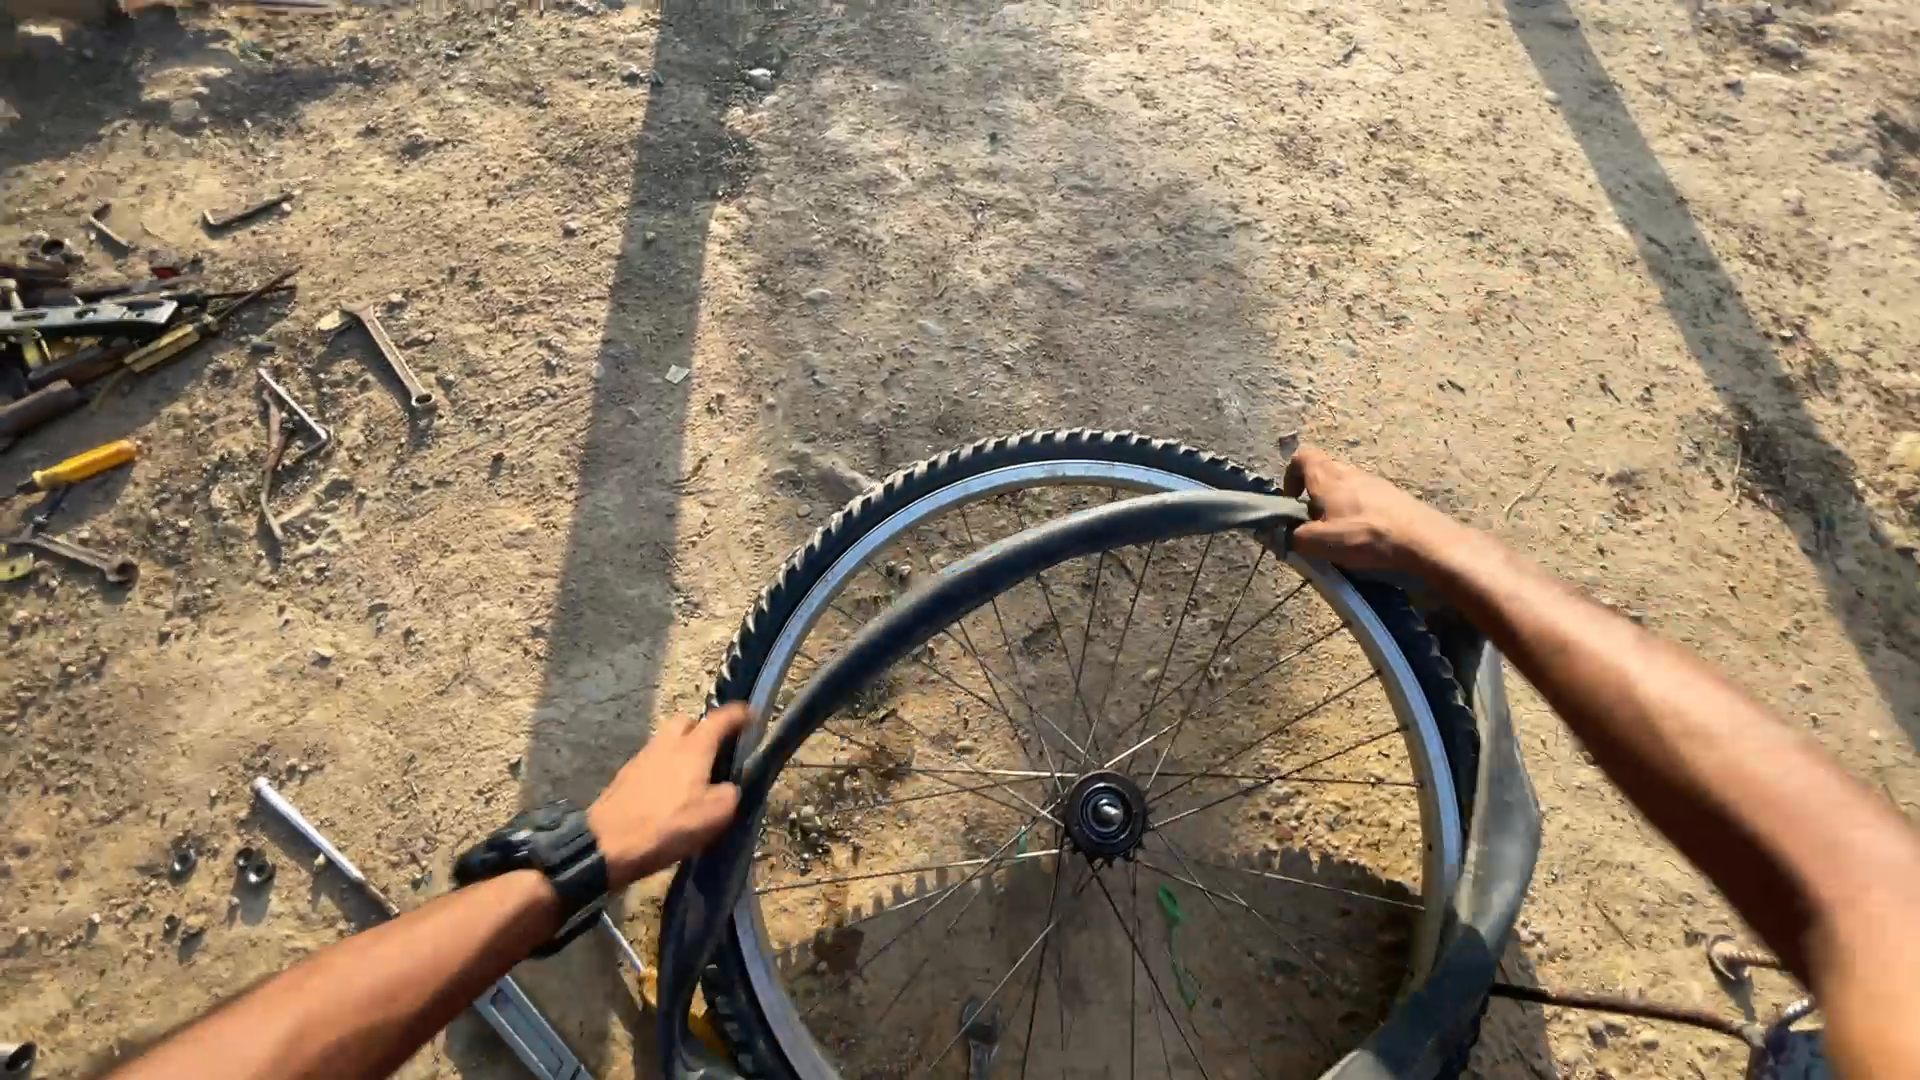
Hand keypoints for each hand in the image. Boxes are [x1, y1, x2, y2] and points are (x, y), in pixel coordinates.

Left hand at [588, 703, 750, 889]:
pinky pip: (653, 762)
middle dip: (703, 730)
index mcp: (695, 746)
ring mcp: (642, 758)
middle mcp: (668, 743)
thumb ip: (731, 793)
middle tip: (714, 751)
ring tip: (691, 778)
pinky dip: (664, 770)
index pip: (722, 718)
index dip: (741, 714)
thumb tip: (728, 787)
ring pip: (667, 742)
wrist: (605, 846)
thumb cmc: (668, 825)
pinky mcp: (625, 777)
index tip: (752, 717)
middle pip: (688, 722)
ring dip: (681, 751)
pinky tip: (667, 795)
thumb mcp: (716, 814)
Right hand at [1282, 446, 1460, 573]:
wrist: (1423, 541)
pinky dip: (1356, 511)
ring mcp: (1374, 482)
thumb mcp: (1318, 543)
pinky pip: (1364, 496)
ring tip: (1338, 531)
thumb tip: (1284, 535)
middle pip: (1323, 471)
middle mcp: (1349, 473)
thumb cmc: (1364, 536)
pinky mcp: (1392, 495)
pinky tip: (1363, 534)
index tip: (1292, 501)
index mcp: (1327, 478)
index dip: (1290, 476)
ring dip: (1335, 503)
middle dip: (1312, 494)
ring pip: (1344, 484)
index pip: (1302, 457)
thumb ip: (1292, 537)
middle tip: (1313, 521)